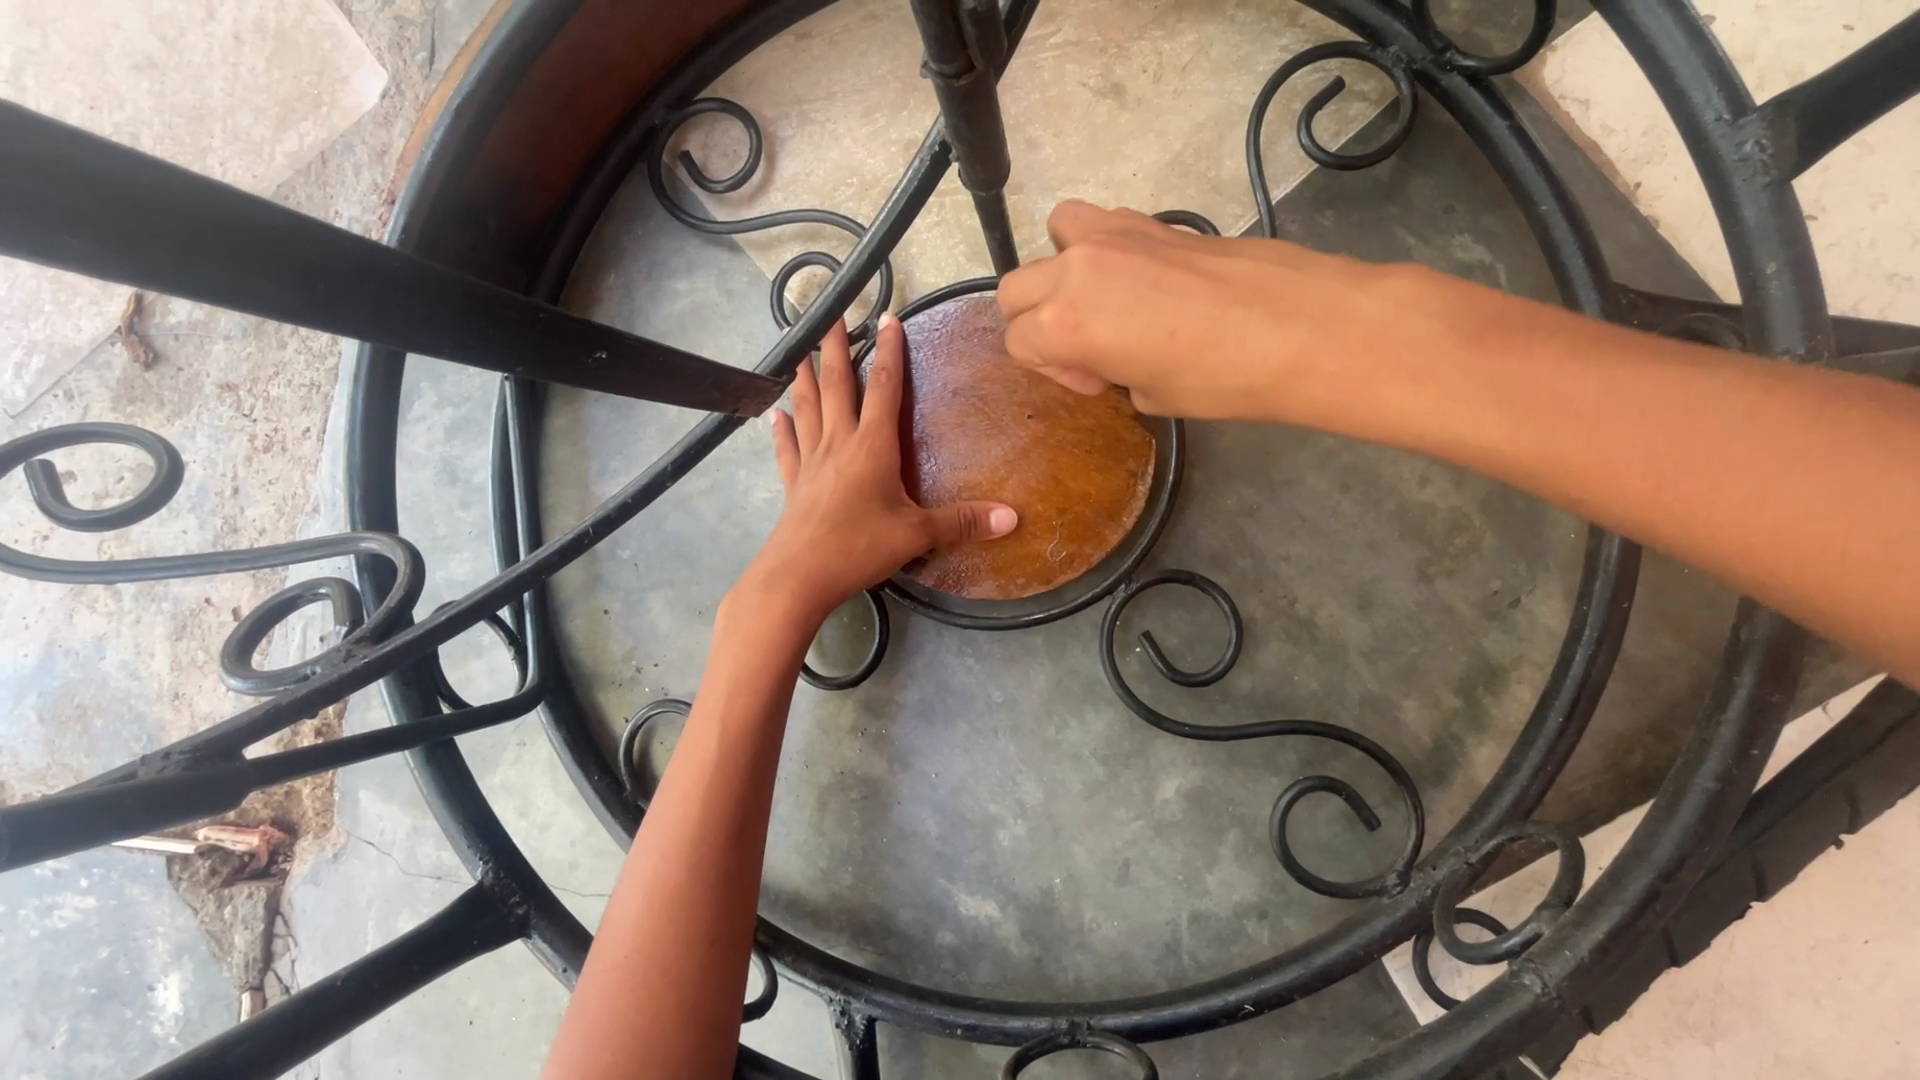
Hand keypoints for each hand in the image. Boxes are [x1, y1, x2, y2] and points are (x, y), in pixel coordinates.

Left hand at [741, 314, 1017, 623]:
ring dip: (804, 376)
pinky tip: (774, 414)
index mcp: (872, 446)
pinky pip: (787, 448)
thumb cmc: (858, 548)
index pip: (884, 388)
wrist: (797, 577)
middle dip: (834, 347)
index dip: (889, 351)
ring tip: (798, 348)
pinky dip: (782, 429)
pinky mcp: (793, 484)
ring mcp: (810, 462)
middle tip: (829, 313)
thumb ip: (962, 522)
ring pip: (808, 407)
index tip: (887, 317)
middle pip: (836, 385)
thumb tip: (1012, 517)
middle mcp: (838, 443)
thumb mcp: (917, 535)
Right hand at [995, 200, 1462, 426]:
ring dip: (1061, 268)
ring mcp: (1114, 235)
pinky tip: (1142, 280)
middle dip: (1036, 321)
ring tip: (1102, 300)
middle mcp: (1076, 270)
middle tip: (1086, 347)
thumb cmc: (1221, 379)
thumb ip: (1108, 368)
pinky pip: (1102, 223)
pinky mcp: (1154, 220)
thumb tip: (1112, 356)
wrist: (1301, 328)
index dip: (1051, 370)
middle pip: (1016, 288)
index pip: (1018, 342)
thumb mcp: (1149, 394)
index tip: (1093, 383)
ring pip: (1054, 234)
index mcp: (1064, 323)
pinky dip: (1104, 247)